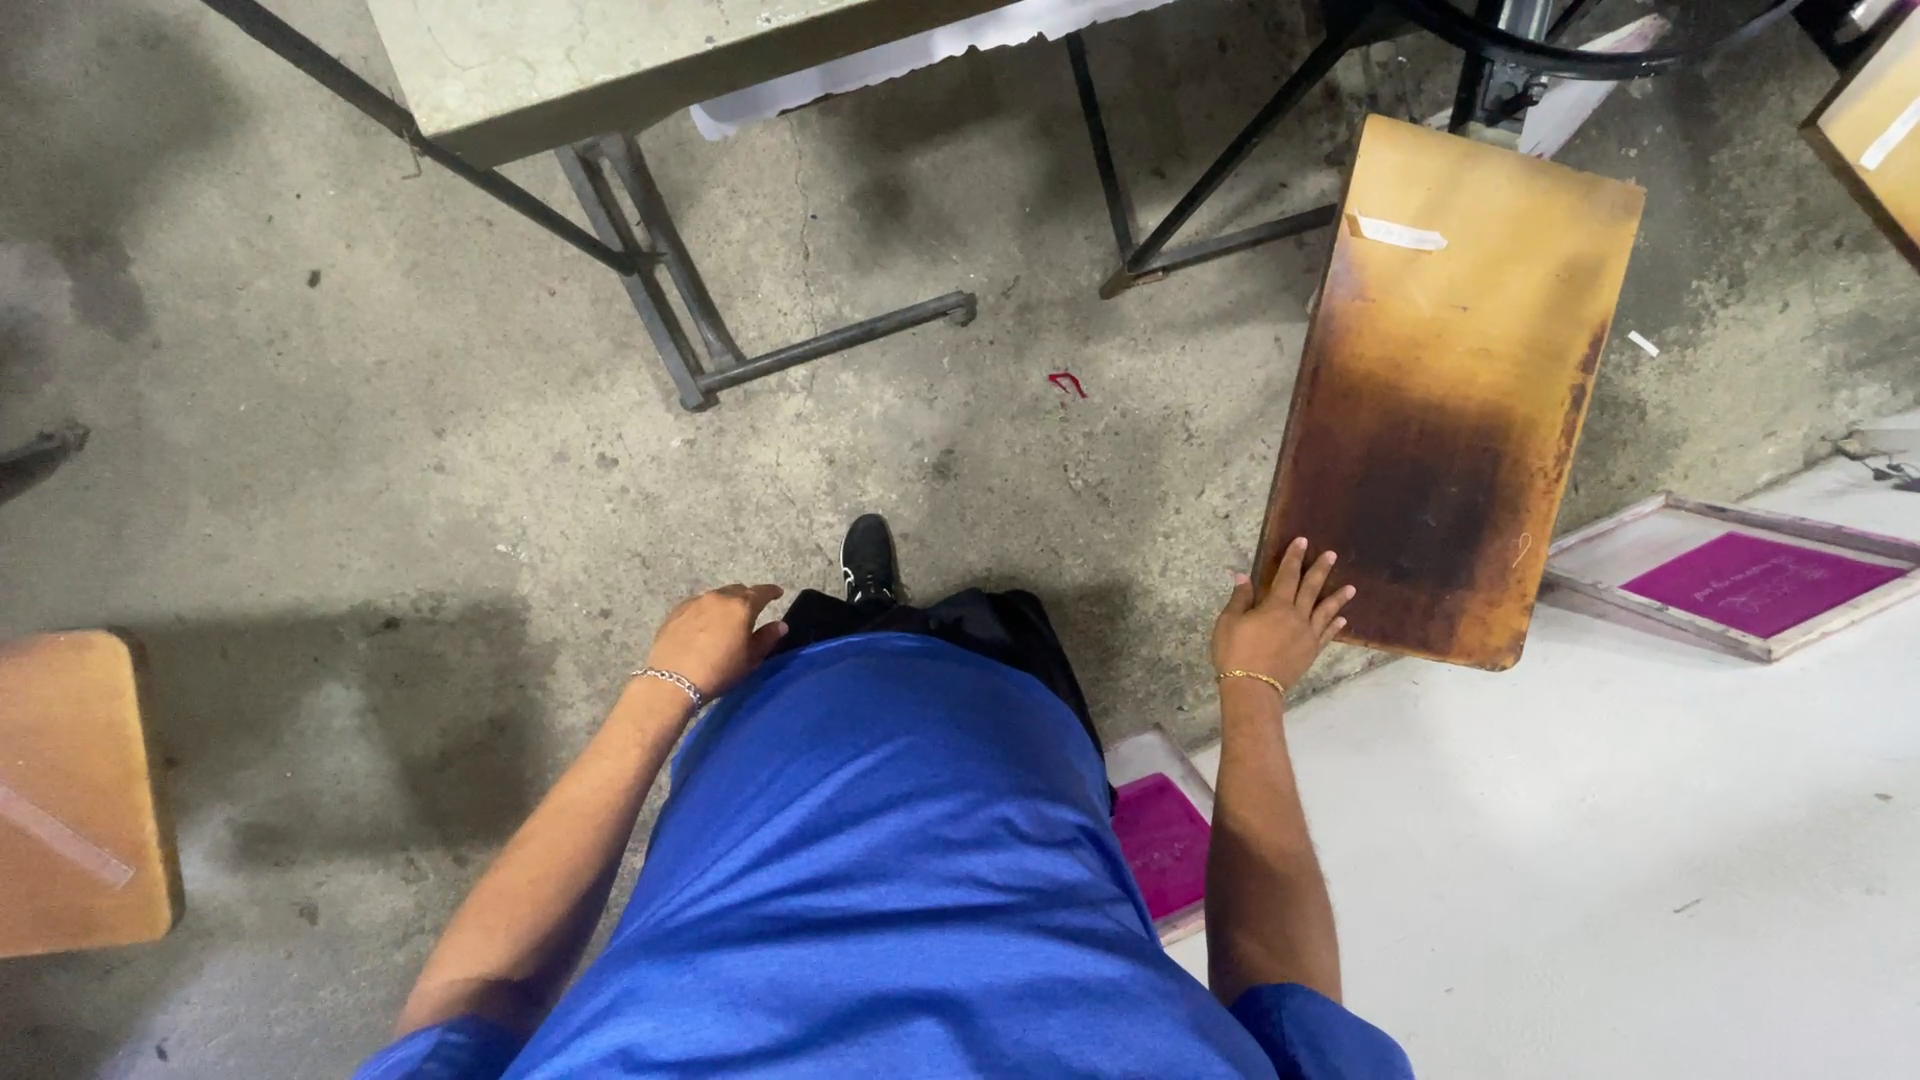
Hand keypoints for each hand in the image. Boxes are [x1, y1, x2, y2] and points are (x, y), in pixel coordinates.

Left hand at [643, 584, 788, 698]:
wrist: (673, 681)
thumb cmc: (719, 671)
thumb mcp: (750, 659)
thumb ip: (767, 638)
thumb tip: (780, 625)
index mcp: (742, 607)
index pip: (762, 591)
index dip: (771, 592)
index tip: (777, 593)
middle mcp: (719, 598)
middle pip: (738, 591)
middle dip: (747, 598)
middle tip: (750, 612)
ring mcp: (695, 602)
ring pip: (717, 596)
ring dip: (725, 604)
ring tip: (724, 620)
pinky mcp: (677, 611)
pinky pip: (698, 604)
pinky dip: (706, 610)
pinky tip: (703, 626)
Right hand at [1212, 538, 1354, 690]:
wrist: (1253, 687)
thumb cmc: (1235, 651)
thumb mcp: (1229, 621)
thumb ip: (1240, 598)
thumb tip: (1243, 576)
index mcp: (1276, 606)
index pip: (1287, 575)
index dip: (1294, 558)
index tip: (1302, 542)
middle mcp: (1297, 616)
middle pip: (1311, 589)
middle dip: (1320, 570)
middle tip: (1332, 555)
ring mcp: (1307, 635)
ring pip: (1325, 611)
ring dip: (1337, 598)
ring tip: (1351, 588)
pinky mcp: (1310, 652)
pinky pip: (1326, 634)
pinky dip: (1335, 626)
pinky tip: (1342, 620)